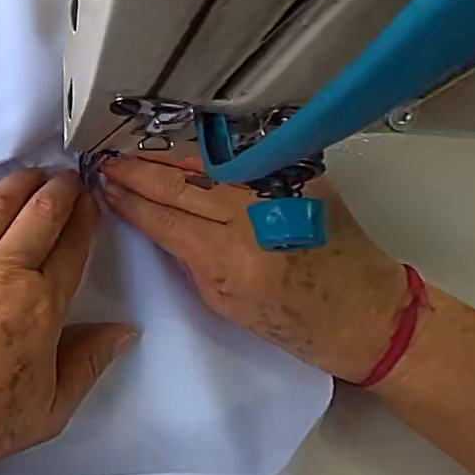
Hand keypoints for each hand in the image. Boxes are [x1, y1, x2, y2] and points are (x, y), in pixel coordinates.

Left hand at [0, 169, 135, 474]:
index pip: (73, 246)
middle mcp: (5, 269)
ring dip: (19, 183)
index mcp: (43, 304)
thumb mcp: (52, 405)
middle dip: (60, 189)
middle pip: (40, 212)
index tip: (92, 203)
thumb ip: (89, 361)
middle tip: (68, 179)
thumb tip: (125, 331)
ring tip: (32, 176)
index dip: (86, 219)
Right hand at [96, 150, 409, 383]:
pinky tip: (174, 152)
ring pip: (204, 165)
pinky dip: (200, 156)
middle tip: (105, 163)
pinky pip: (237, 160)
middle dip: (136, 172)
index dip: (128, 201)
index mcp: (233, 260)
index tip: (101, 187)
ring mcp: (281, 191)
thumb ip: (187, 257)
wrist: (372, 314)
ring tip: (129, 154)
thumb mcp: (222, 302)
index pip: (163, 219)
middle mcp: (256, 218)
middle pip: (178, 185)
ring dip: (161, 158)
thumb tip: (152, 221)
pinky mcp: (302, 177)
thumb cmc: (294, 322)